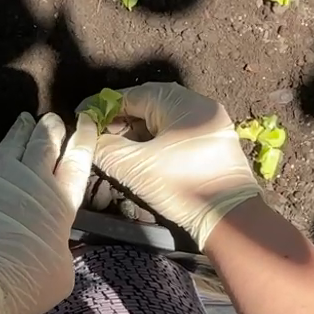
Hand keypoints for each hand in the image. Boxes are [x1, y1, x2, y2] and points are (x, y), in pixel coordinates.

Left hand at [0, 101, 97, 313]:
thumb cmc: (27, 284)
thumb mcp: (62, 272)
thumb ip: (61, 250)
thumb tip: (56, 246)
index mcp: (62, 204)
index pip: (77, 164)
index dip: (83, 141)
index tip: (86, 124)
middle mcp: (34, 183)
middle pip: (46, 146)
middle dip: (52, 130)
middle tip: (54, 119)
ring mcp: (0, 178)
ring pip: (14, 143)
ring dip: (22, 129)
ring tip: (27, 118)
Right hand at [93, 82, 260, 247]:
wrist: (229, 218)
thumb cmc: (181, 186)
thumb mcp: (134, 167)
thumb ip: (105, 149)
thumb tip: (88, 138)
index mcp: (180, 102)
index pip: (131, 95)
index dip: (104, 108)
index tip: (83, 119)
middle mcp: (198, 104)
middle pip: (149, 104)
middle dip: (120, 120)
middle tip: (99, 137)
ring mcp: (210, 122)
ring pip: (164, 119)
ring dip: (137, 132)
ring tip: (117, 150)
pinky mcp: (215, 142)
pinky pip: (178, 132)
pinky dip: (156, 140)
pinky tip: (142, 157)